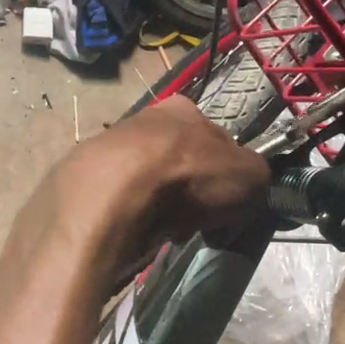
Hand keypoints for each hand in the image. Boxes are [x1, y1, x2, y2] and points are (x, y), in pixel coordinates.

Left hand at [58, 95, 270, 247]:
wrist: (116, 197)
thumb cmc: (189, 175)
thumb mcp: (250, 174)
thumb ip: (256, 176)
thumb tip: (248, 189)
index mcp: (183, 109)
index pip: (214, 140)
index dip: (226, 175)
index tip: (228, 205)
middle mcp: (145, 121)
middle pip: (181, 166)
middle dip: (193, 196)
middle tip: (201, 223)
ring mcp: (112, 150)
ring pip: (152, 187)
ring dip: (165, 211)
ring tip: (170, 232)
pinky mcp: (87, 183)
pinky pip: (124, 206)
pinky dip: (136, 221)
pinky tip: (141, 234)